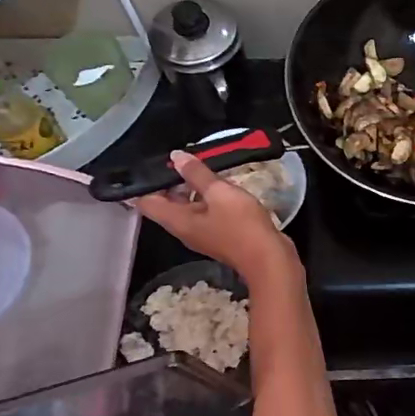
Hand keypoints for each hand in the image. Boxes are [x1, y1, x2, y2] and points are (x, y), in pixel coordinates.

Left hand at [132, 151, 298, 282]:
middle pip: (167, 203)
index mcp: (176, 220)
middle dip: (173, 181)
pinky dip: (210, 199)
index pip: (146, 201)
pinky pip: (207, 213)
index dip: (146, 181)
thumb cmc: (241, 225)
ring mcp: (203, 233)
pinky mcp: (220, 235)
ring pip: (189, 207)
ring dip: (195, 189)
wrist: (269, 258)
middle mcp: (184, 229)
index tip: (159, 161)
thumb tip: (175, 157)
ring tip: (208, 167)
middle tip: (187, 158)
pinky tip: (225, 186)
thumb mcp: (219, 193)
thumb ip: (197, 174)